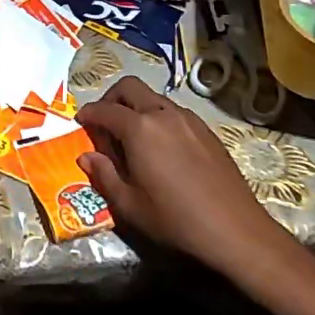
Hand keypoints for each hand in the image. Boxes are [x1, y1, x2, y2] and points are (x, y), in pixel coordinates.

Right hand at [75, 76, 289, 275]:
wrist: (233, 227)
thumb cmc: (175, 219)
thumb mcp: (130, 205)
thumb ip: (104, 175)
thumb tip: (86, 156)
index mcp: (139, 128)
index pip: (105, 110)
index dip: (89, 114)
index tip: (80, 122)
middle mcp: (162, 113)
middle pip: (130, 87)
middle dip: (111, 98)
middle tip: (104, 123)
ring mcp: (187, 118)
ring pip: (153, 97)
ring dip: (136, 107)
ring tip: (132, 138)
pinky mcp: (205, 128)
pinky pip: (173, 111)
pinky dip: (157, 117)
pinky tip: (160, 148)